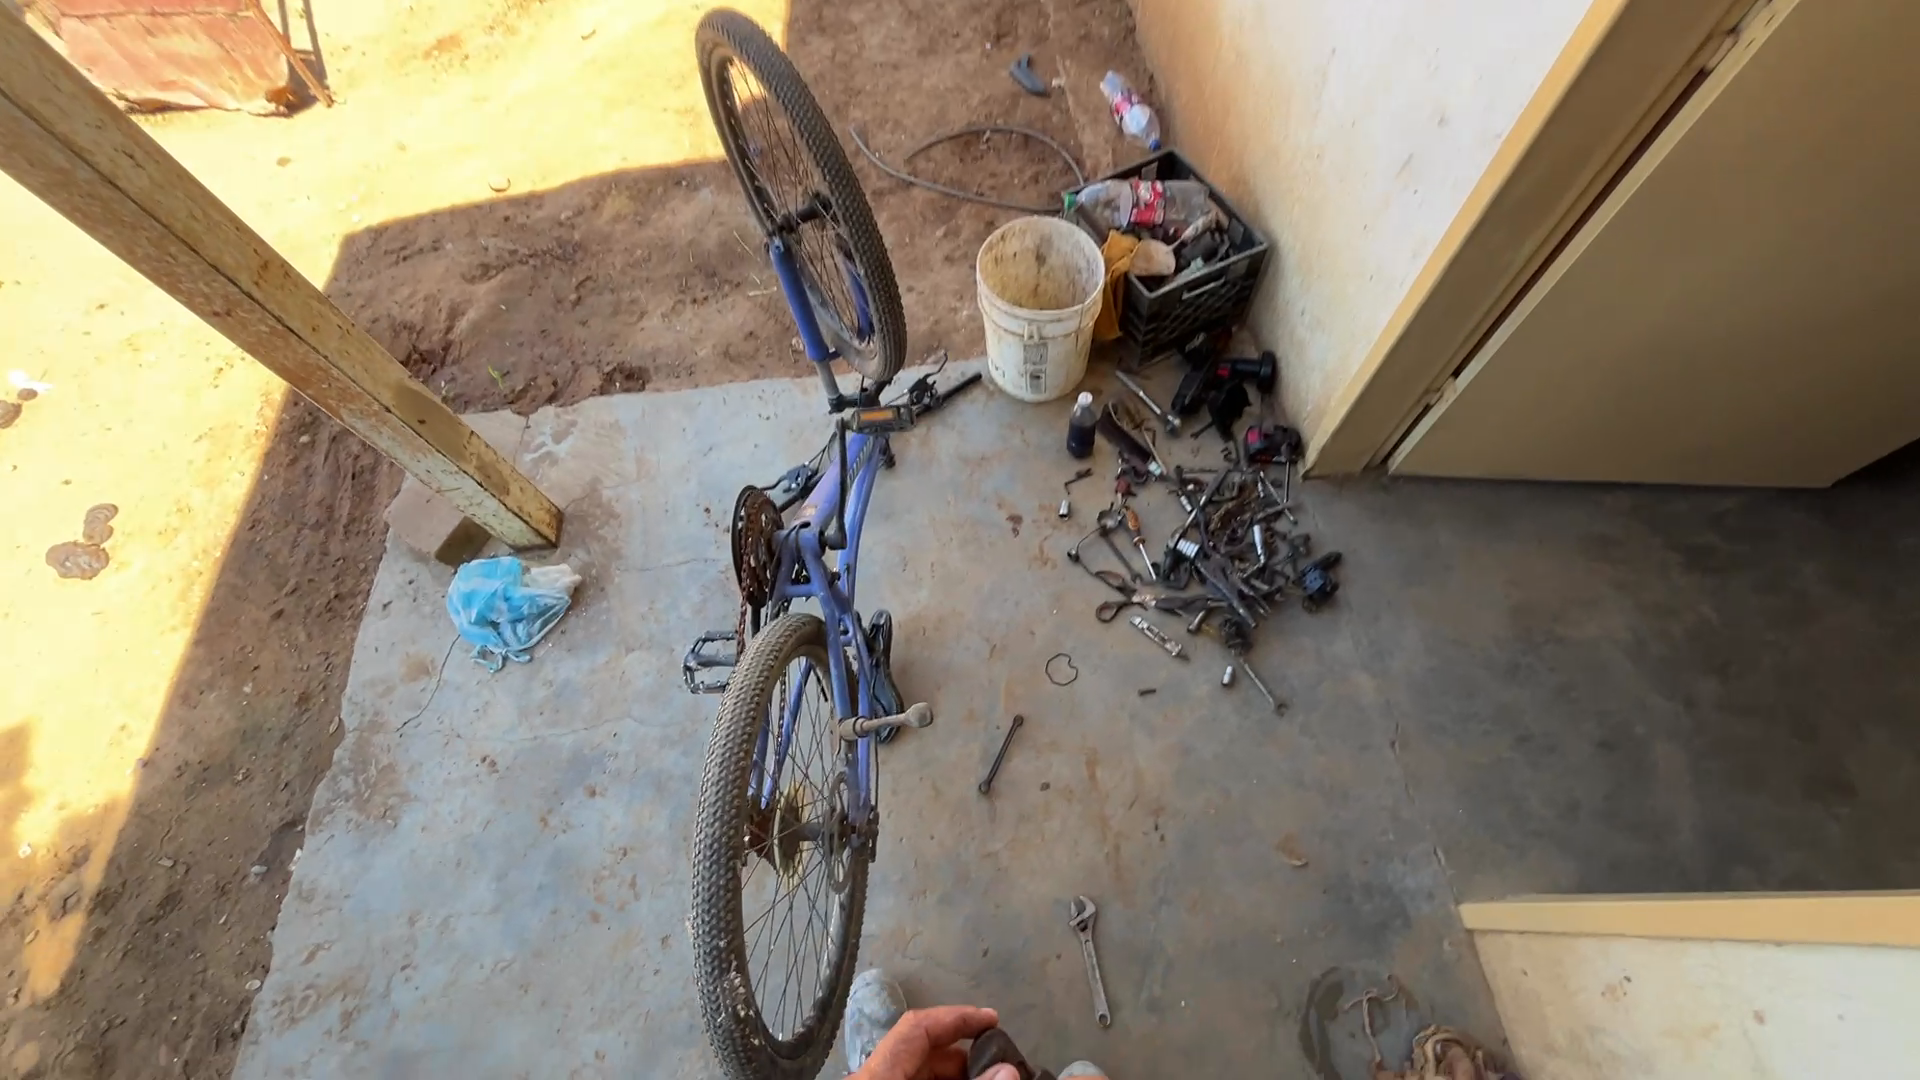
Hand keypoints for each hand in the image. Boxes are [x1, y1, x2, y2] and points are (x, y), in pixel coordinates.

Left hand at [849, 1005, 1018, 1079]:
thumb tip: (1008, 1069)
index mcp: (875, 1074)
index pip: (917, 1025)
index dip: (957, 1016)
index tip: (992, 1019)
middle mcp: (870, 1075)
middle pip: (920, 1049)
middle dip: (962, 1053)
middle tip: (996, 1063)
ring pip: (916, 1071)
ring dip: (954, 1074)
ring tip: (985, 1078)